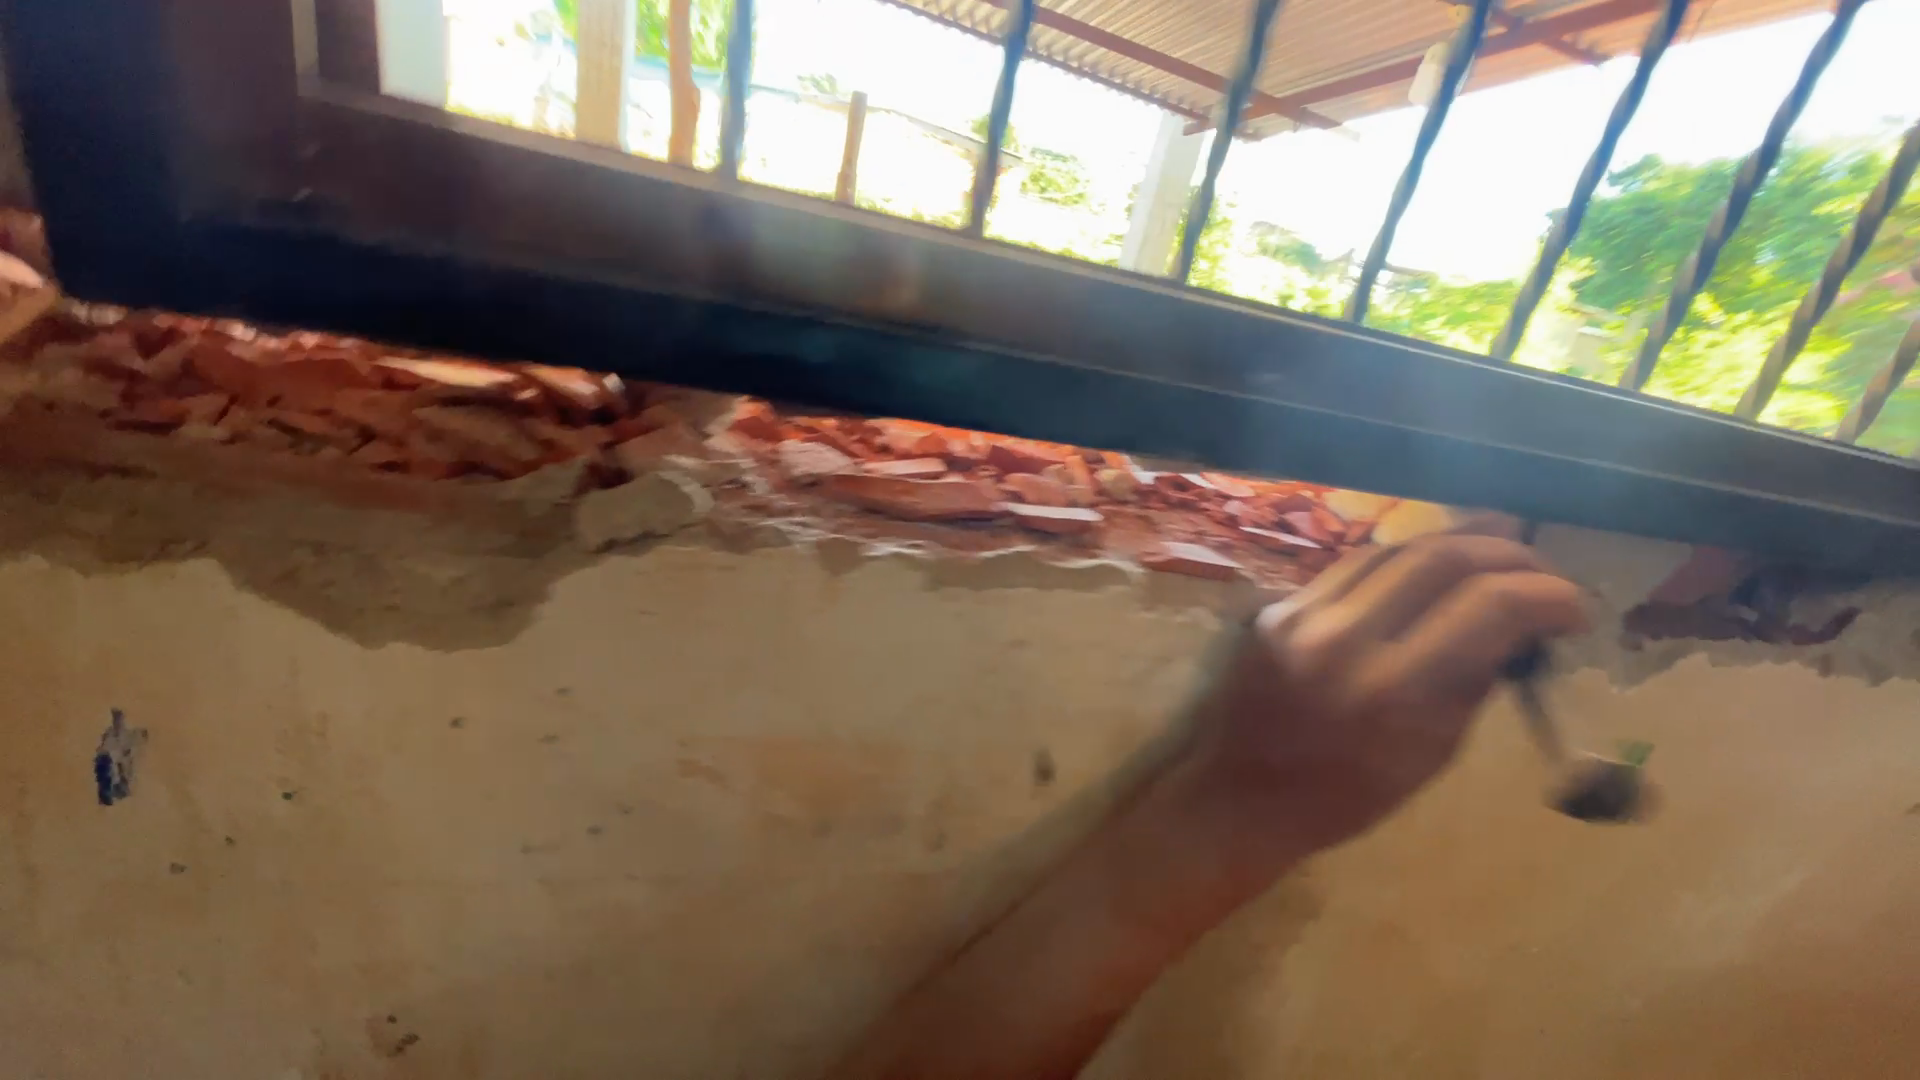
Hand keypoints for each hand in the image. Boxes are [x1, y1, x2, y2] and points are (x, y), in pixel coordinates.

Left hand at [1184, 532, 1589, 856]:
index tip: (1574, 607)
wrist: (1241, 793)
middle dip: (1506, 553)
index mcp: (1392, 690)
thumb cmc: (1346, 795)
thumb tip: (1524, 622)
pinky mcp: (1272, 609)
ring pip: (1389, 549)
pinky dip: (1398, 560)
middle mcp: (1341, 639)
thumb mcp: (1433, 752)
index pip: (1489, 606)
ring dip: (1452, 541)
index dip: (1549, 594)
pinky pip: (1346, 568)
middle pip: (1440, 558)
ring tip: (1496, 542)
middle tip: (1539, 569)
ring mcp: (1297, 615)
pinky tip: (1427, 562)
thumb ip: (1475, 679)